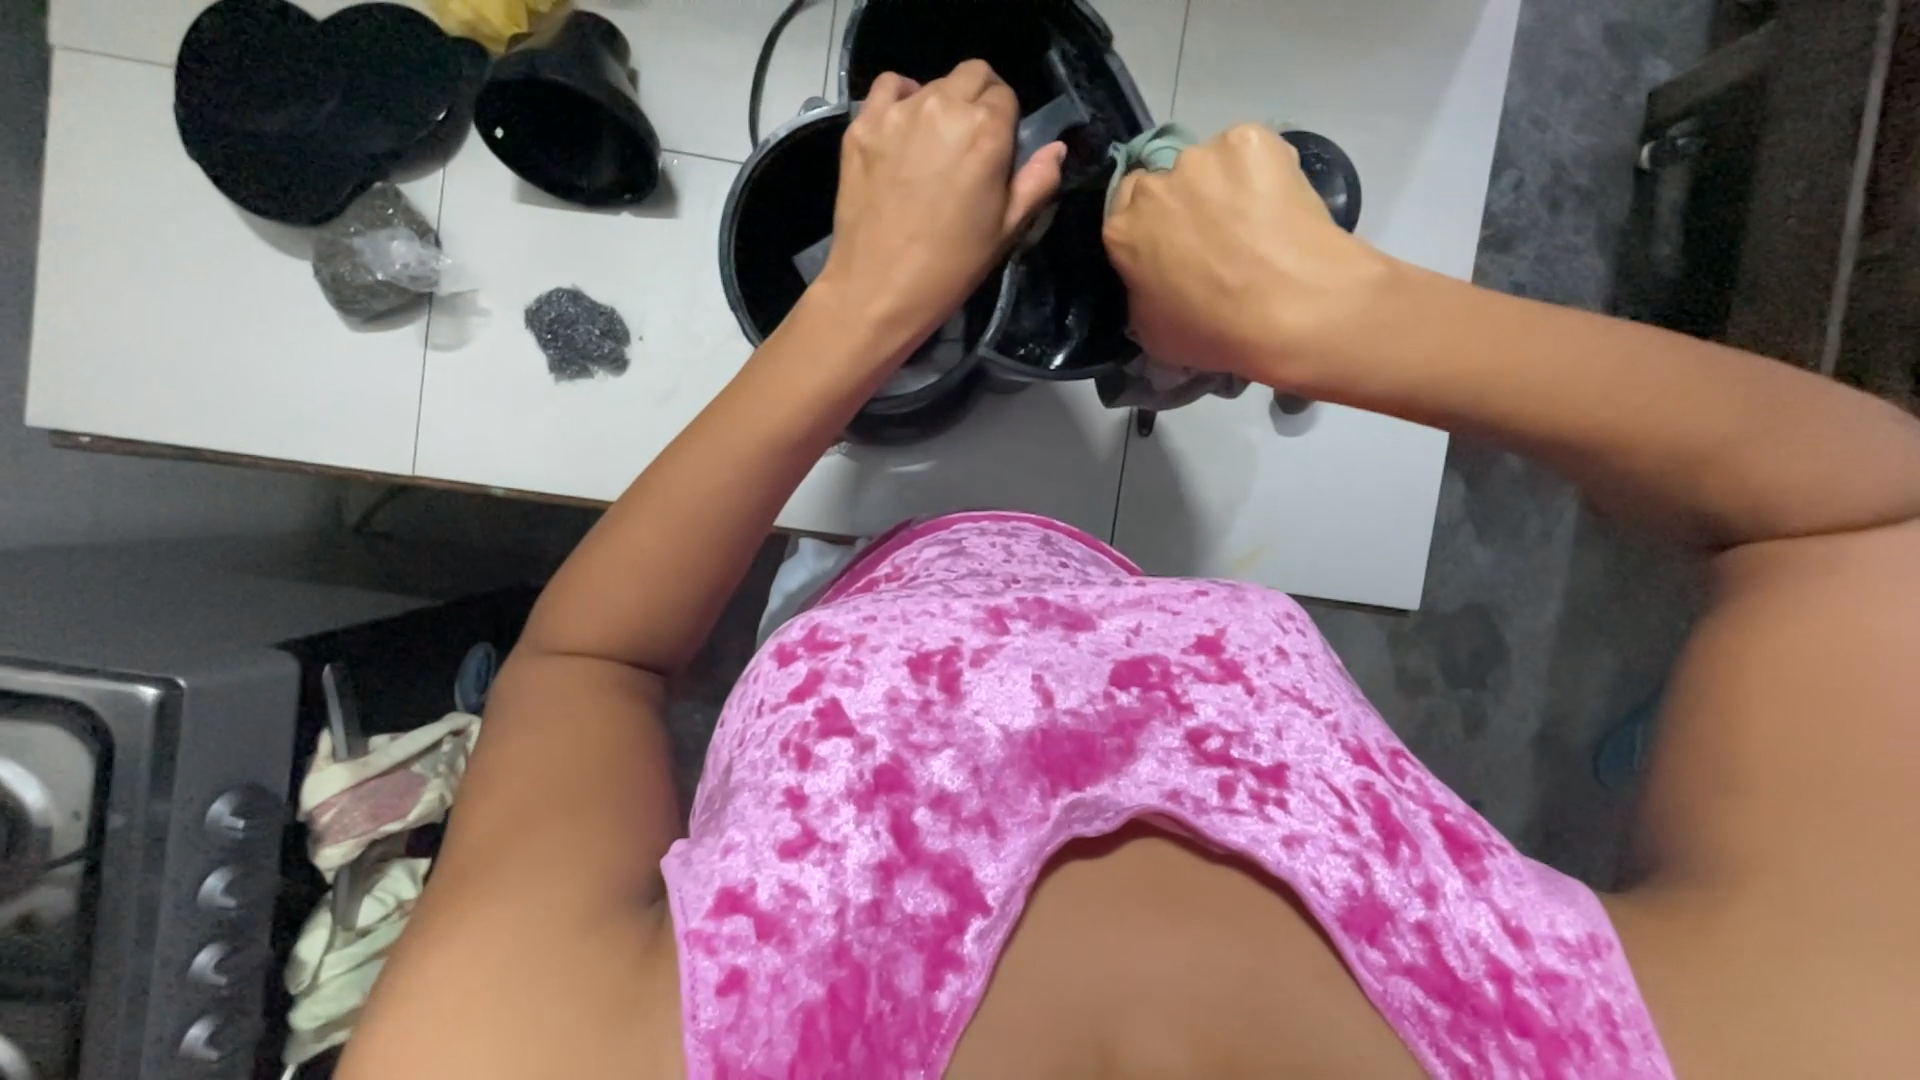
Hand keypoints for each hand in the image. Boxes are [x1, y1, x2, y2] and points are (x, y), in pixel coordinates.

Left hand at [817, 61, 1066, 359]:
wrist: (879, 289)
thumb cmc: (951, 267)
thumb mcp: (1006, 230)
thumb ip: (1036, 182)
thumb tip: (1055, 150)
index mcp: (986, 130)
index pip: (1006, 97)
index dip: (1006, 123)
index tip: (996, 154)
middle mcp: (943, 107)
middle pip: (971, 77)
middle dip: (978, 101)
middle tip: (969, 146)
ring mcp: (898, 113)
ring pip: (931, 84)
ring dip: (941, 104)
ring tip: (934, 146)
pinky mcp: (862, 126)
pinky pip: (888, 89)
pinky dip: (900, 99)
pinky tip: (903, 129)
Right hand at [1103, 124, 1388, 385]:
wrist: (1292, 308)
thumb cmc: (1215, 332)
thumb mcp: (1152, 332)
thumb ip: (1140, 293)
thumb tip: (1152, 281)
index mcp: (1122, 231)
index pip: (1125, 209)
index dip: (1151, 226)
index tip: (1173, 243)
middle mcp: (1154, 186)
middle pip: (1163, 182)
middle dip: (1183, 202)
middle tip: (1216, 236)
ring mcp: (1203, 157)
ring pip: (1208, 164)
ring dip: (1223, 185)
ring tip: (1255, 222)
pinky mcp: (1252, 140)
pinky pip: (1252, 152)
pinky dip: (1263, 172)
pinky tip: (1279, 205)